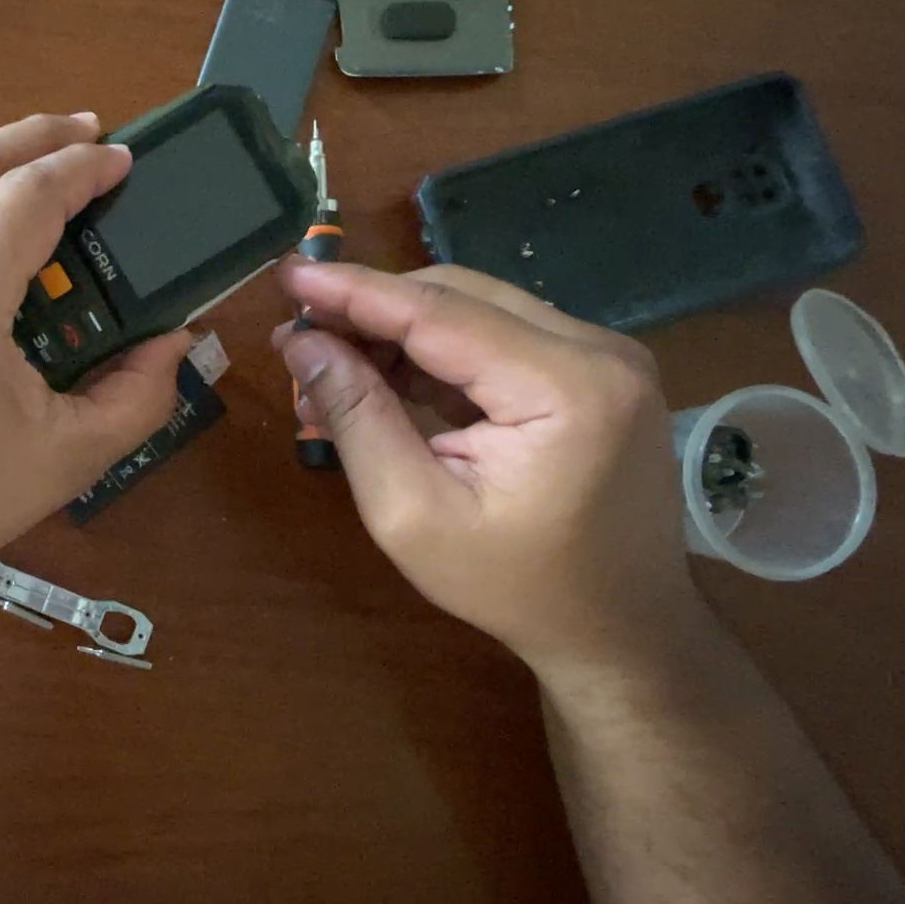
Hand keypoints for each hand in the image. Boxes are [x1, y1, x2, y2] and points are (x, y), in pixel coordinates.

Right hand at [273, 261, 703, 670]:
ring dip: (391, 331)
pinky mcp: (587, 372)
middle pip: (455, 296)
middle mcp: (596, 351)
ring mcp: (600, 358)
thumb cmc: (509, 584)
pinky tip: (376, 379)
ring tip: (324, 367)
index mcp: (564, 388)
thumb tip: (301, 344)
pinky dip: (425, 352)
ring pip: (469, 310)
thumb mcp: (408, 511)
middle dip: (366, 309)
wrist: (618, 629)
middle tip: (295, 335)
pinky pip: (489, 338)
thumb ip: (356, 417)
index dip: (351, 290)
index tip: (286, 274)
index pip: (436, 312)